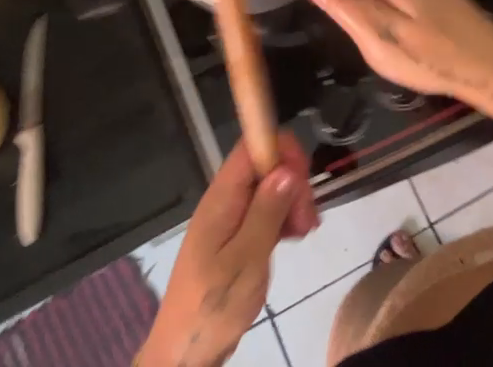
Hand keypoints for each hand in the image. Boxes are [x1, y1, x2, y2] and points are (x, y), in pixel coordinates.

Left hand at [140, 136, 316, 366]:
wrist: (184, 352)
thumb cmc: (213, 308)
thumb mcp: (246, 261)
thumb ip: (267, 213)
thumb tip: (286, 170)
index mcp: (221, 199)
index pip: (252, 146)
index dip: (282, 150)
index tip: (304, 181)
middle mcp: (224, 200)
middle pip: (264, 165)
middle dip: (293, 182)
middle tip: (307, 221)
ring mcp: (228, 218)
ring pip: (268, 188)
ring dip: (291, 202)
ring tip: (304, 233)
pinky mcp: (234, 236)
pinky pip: (263, 210)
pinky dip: (283, 217)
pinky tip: (293, 237)